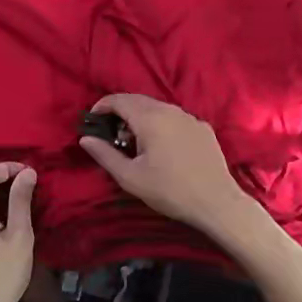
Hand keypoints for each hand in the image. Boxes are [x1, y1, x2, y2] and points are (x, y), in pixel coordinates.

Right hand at [78, 94, 260, 237]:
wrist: (216, 202)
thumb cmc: (169, 190)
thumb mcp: (130, 177)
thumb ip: (105, 155)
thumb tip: (86, 139)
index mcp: (150, 118)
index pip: (119, 100)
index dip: (102, 106)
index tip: (93, 120)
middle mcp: (170, 110)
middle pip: (138, 100)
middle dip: (121, 112)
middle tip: (112, 135)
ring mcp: (189, 117)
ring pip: (158, 108)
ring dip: (142, 118)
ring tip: (135, 142)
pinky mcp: (203, 127)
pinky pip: (175, 118)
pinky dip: (161, 124)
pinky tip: (162, 147)